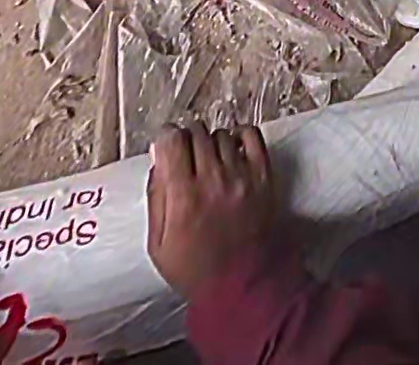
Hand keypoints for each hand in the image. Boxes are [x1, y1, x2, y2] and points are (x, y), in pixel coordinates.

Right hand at [146, 123, 275, 297]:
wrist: (244, 285)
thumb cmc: (197, 269)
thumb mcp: (159, 245)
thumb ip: (155, 198)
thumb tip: (158, 160)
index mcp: (184, 197)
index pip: (172, 141)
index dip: (166, 137)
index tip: (166, 144)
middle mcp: (214, 179)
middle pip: (196, 132)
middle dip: (187, 138)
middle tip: (186, 153)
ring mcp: (242, 175)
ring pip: (221, 134)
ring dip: (211, 141)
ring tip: (210, 159)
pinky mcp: (263, 174)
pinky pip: (251, 135)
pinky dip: (240, 134)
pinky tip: (233, 147)